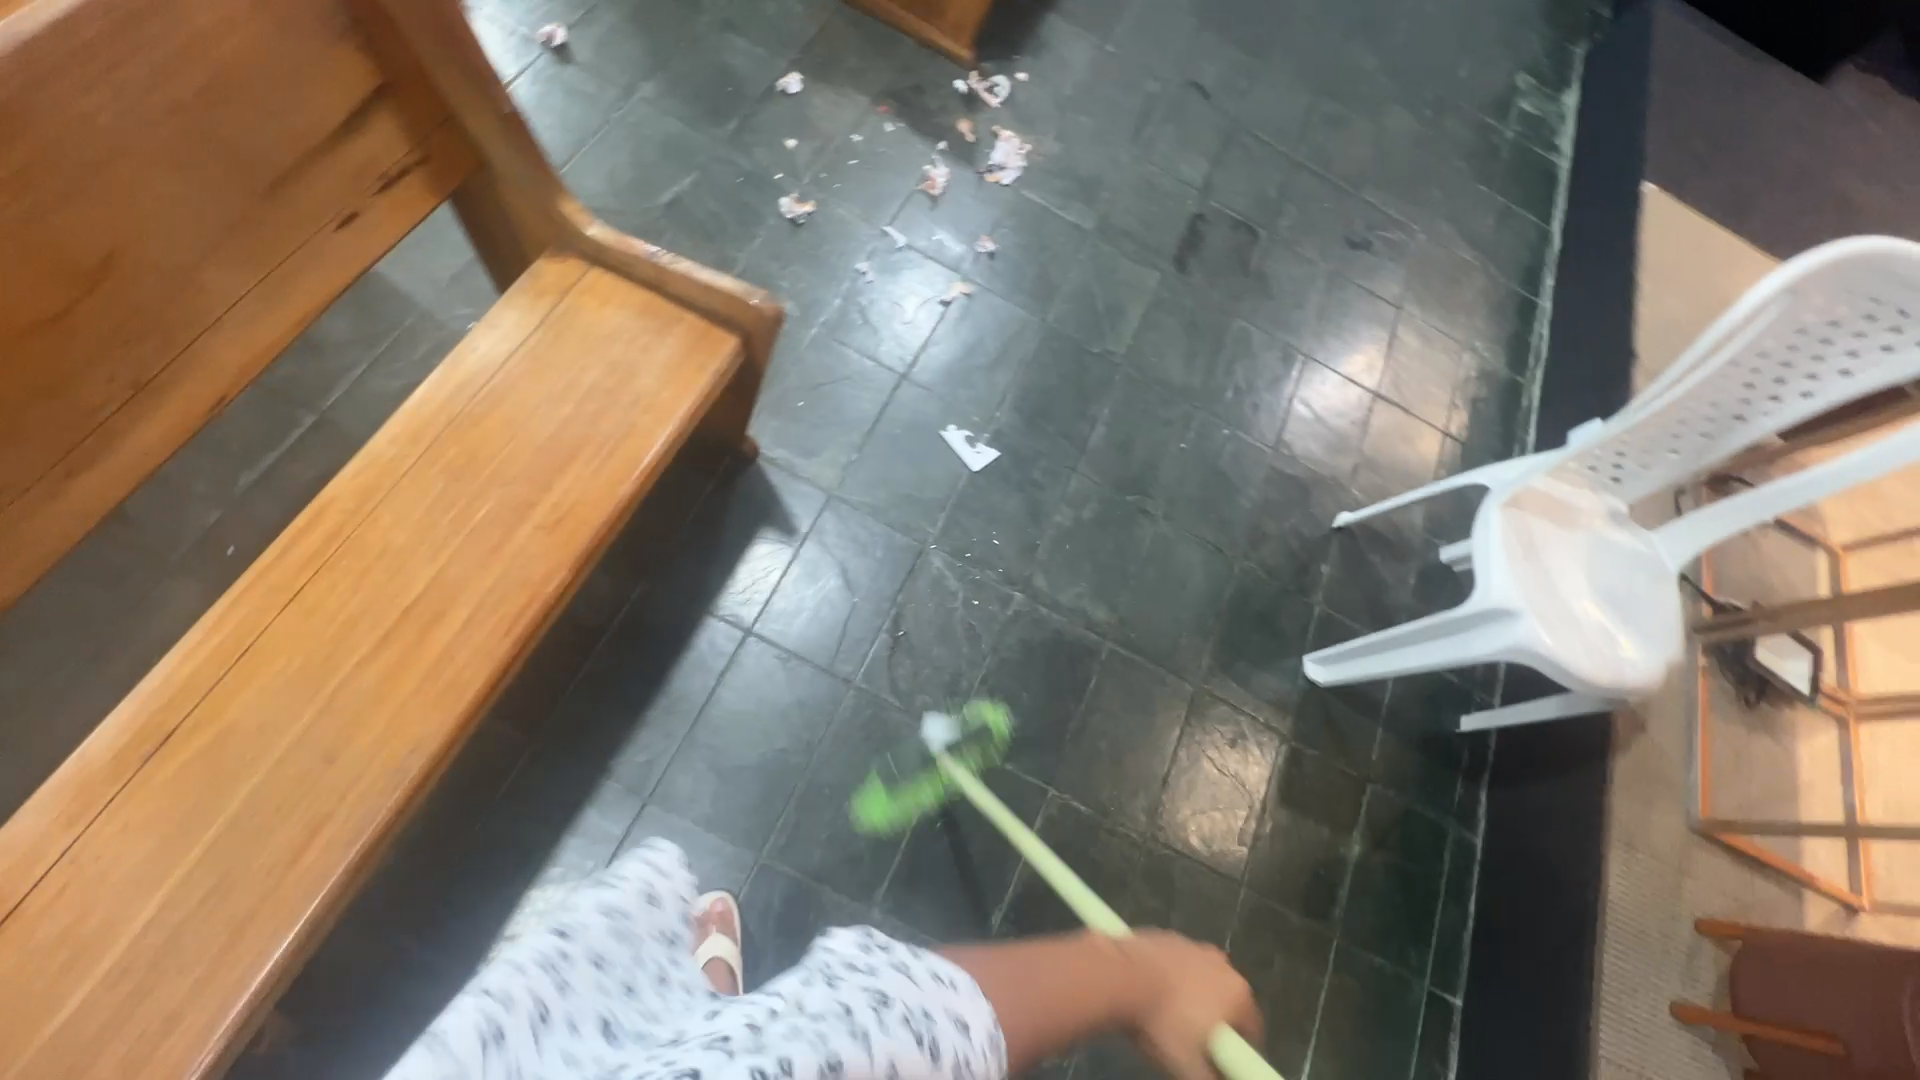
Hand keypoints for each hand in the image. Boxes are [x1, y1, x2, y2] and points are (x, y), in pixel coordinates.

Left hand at [1113, 930, 1262, 1079]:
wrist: (1120, 975)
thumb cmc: (1161, 1022)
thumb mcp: (1188, 1066)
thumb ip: (1211, 1077)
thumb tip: (1218, 1078)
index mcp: (1238, 993)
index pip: (1252, 1028)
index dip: (1237, 1048)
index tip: (1219, 1059)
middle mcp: (1222, 963)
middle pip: (1227, 999)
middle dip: (1213, 1018)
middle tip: (1191, 1039)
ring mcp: (1193, 944)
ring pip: (1201, 978)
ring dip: (1191, 994)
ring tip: (1166, 1013)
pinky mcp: (1167, 935)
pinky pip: (1178, 962)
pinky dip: (1171, 975)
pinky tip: (1151, 989)